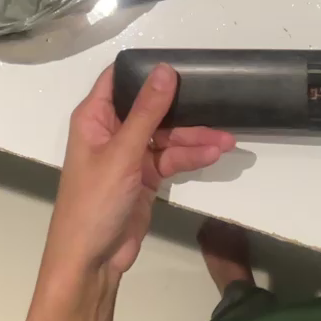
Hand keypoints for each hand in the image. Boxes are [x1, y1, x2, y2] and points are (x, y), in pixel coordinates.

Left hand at [43, 65, 236, 284]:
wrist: (91, 261)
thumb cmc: (95, 201)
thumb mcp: (123, 153)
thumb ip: (147, 112)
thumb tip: (165, 69)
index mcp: (95, 117)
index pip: (118, 79)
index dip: (145, 68)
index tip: (179, 59)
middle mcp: (111, 130)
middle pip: (151, 108)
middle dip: (183, 108)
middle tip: (216, 101)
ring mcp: (129, 154)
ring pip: (166, 135)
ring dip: (194, 137)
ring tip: (228, 140)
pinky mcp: (144, 176)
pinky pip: (171, 158)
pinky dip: (190, 157)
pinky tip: (214, 154)